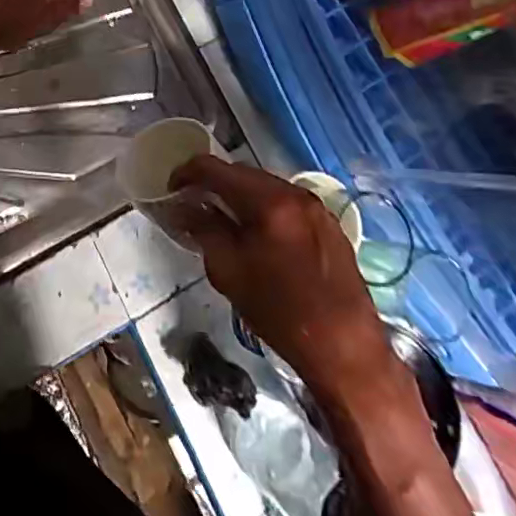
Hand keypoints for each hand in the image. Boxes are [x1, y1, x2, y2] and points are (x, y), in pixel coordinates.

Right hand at [165, 156, 392, 402]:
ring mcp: (317, 209)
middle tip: (192, 205)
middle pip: (241, 172)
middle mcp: (295, 195)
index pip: (214, 168)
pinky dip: (261, 206)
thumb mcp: (226, 269)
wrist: (344, 348)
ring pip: (264, 185)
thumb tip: (184, 207)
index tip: (171, 191)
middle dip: (211, 183)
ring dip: (236, 194)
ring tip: (220, 219)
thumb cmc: (278, 309)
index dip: (185, 173)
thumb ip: (202, 228)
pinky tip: (253, 232)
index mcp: (268, 202)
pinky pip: (284, 201)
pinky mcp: (329, 225)